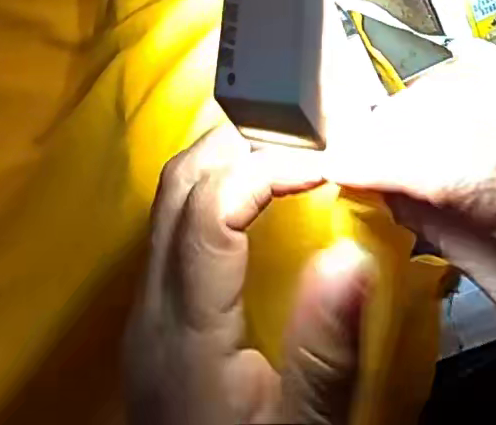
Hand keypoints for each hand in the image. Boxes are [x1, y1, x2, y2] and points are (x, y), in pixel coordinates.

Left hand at [125, 126, 374, 424]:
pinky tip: (247, 203)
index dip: (261, 170)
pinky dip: (209, 191)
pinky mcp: (149, 312)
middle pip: (176, 186)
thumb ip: (325, 350)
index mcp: (186, 327)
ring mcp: (143, 303)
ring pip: (167, 198)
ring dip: (217, 163)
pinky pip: (170, 223)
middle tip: (299, 147)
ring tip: (278, 161)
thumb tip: (352, 253)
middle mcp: (151, 300)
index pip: (208, 208)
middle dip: (234, 148)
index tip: (319, 167)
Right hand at [323, 42, 495, 420]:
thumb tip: (377, 185)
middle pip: (441, 105)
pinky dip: (451, 90)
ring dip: (412, 107)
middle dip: (384, 131)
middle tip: (357, 164)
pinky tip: (445, 120)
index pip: (442, 159)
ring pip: (456, 75)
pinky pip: (488, 66)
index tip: (327, 168)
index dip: (372, 156)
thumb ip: (448, 233)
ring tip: (396, 146)